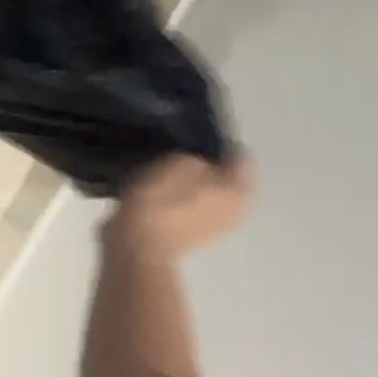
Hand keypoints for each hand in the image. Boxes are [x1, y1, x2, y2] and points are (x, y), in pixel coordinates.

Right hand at [103, 153, 252, 264]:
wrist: (137, 244)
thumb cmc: (161, 200)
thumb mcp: (179, 162)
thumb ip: (197, 155)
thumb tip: (199, 159)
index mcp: (240, 188)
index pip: (238, 154)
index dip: (214, 139)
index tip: (187, 132)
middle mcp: (237, 207)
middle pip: (223, 175)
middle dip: (202, 163)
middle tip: (172, 151)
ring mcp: (214, 225)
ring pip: (205, 192)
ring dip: (189, 182)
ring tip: (160, 171)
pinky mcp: (190, 235)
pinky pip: (187, 207)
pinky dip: (176, 199)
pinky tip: (155, 193)